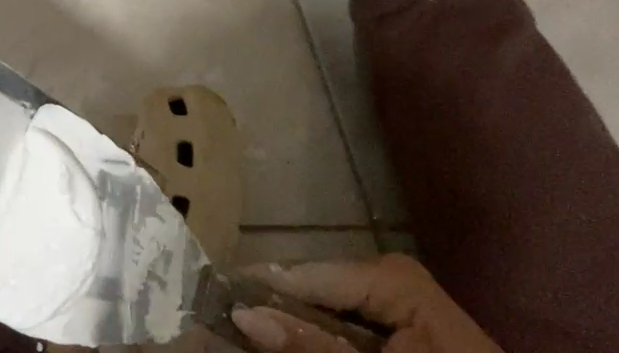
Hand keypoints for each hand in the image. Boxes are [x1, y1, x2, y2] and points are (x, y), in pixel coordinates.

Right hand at [230, 255, 503, 352]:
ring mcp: (399, 298)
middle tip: (230, 327)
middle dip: (276, 311)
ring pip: (326, 308)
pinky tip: (296, 342)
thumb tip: (241, 316)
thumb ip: (311, 346)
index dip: (256, 290)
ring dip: (296, 326)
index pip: (303, 275)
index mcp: (389, 275)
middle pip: (313, 289)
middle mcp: (390, 273)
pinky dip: (324, 336)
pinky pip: (349, 322)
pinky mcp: (405, 321)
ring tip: (255, 336)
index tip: (213, 302)